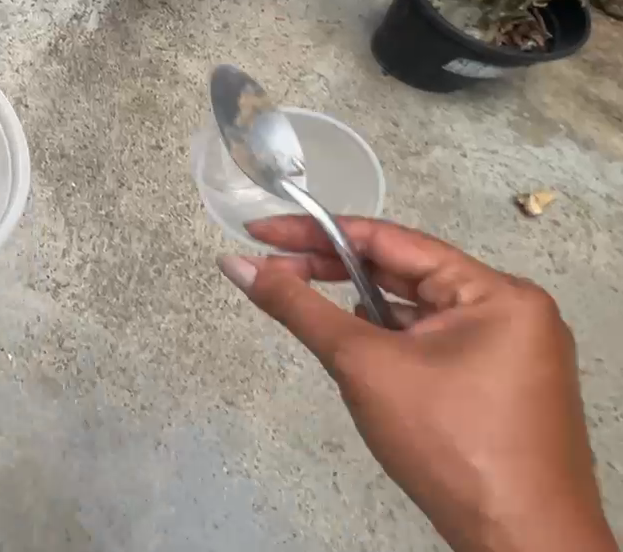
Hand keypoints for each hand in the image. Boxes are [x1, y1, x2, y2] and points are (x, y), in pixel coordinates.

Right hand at [221, 217, 616, 551]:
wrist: (519, 540)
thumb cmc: (448, 438)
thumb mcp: (359, 360)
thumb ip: (293, 303)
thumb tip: (234, 262)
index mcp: (495, 295)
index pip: (387, 240)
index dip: (313, 232)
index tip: (256, 232)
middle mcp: (508, 311)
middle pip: (397, 268)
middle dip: (328, 267)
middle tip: (266, 267)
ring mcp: (507, 347)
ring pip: (405, 303)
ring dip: (349, 301)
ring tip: (298, 305)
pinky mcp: (493, 377)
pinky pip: (420, 333)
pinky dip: (376, 331)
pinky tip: (348, 345)